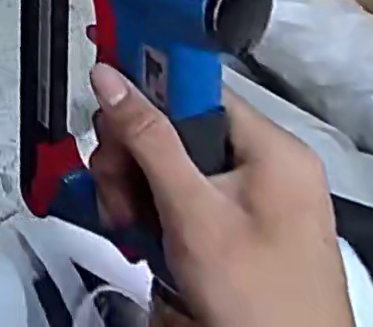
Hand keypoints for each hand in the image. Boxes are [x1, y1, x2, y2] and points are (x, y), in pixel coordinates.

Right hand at [88, 65, 351, 326]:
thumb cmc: (255, 299)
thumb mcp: (193, 213)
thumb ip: (147, 137)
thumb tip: (106, 73)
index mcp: (271, 148)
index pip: (192, 85)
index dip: (143, 83)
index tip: (101, 96)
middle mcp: (263, 161)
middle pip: (172, 122)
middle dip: (130, 150)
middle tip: (111, 181)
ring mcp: (248, 194)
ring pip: (166, 156)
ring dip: (131, 181)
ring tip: (122, 217)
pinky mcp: (233, 221)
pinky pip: (176, 188)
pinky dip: (147, 203)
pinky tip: (134, 228)